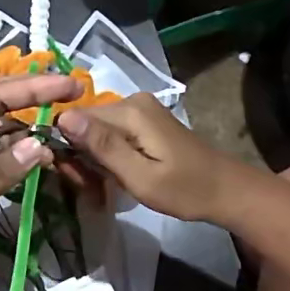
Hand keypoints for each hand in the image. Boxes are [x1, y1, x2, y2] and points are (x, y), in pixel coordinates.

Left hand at [0, 74, 82, 290]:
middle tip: (77, 93)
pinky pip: (4, 163)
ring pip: (5, 136)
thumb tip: (43, 144)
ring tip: (70, 129)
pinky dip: (26, 160)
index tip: (70, 85)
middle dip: (35, 99)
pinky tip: (48, 161)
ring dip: (34, 132)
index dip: (31, 88)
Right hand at [55, 94, 257, 222]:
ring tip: (103, 187)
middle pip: (85, 124)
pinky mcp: (144, 121)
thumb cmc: (185, 190)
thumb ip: (103, 146)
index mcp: (129, 110)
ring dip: (94, 160)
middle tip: (93, 189)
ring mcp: (140, 109)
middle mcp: (132, 100)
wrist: (225, 190)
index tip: (78, 180)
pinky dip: (108, 157)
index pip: (74, 119)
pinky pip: (112, 134)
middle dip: (81, 158)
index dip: (68, 151)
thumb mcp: (140, 176)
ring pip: (95, 131)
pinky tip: (115, 177)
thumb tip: (64, 117)